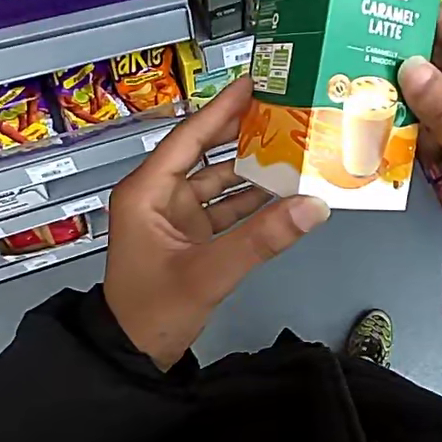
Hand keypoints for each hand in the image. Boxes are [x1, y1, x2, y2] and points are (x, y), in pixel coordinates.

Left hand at [104, 78, 330, 368]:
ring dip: (250, 169)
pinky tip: (279, 193)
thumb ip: (261, 239)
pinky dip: (248, 200)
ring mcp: (175, 215)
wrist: (132, 355)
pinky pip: (223, 207)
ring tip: (288, 148)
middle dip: (240, 133)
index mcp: (146, 191)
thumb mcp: (208, 272)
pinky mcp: (189, 235)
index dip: (222, 109)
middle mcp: (159, 196)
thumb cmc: (150, 311)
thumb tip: (309, 207)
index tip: (252, 85)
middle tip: (278, 110)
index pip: (189, 137)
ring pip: (217, 180)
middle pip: (205, 152)